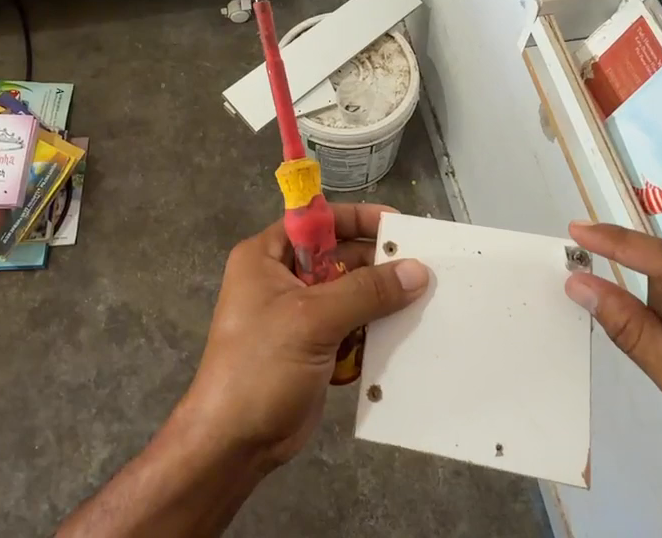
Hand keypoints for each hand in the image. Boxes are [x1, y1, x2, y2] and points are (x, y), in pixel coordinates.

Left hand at [173, 203, 430, 468]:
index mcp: (266, 256)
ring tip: (426, 302)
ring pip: (350, 293)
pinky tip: (405, 334)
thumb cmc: (261, 366)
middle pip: (339, 257)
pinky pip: (352, 325)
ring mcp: (298, 315)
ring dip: (381, 300)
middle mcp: (281, 278)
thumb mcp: (313, 320)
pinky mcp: (314, 347)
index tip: (398, 225)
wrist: (234, 442)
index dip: (356, 219)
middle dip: (377, 264)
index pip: (316, 221)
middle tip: (426, 269)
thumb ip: (366, 291)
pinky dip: (374, 330)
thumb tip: (418, 270)